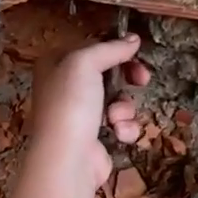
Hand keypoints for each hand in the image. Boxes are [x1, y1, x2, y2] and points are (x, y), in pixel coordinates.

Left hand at [29, 35, 150, 188]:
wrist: (67, 159)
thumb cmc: (71, 103)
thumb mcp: (85, 63)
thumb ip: (110, 48)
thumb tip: (134, 38)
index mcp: (56, 64)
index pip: (90, 47)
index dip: (114, 48)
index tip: (135, 51)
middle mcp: (65, 86)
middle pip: (107, 72)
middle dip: (127, 76)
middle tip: (141, 78)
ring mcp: (80, 113)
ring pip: (117, 98)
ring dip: (124, 107)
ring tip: (115, 117)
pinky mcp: (95, 136)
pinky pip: (120, 123)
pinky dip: (124, 127)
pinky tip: (118, 134)